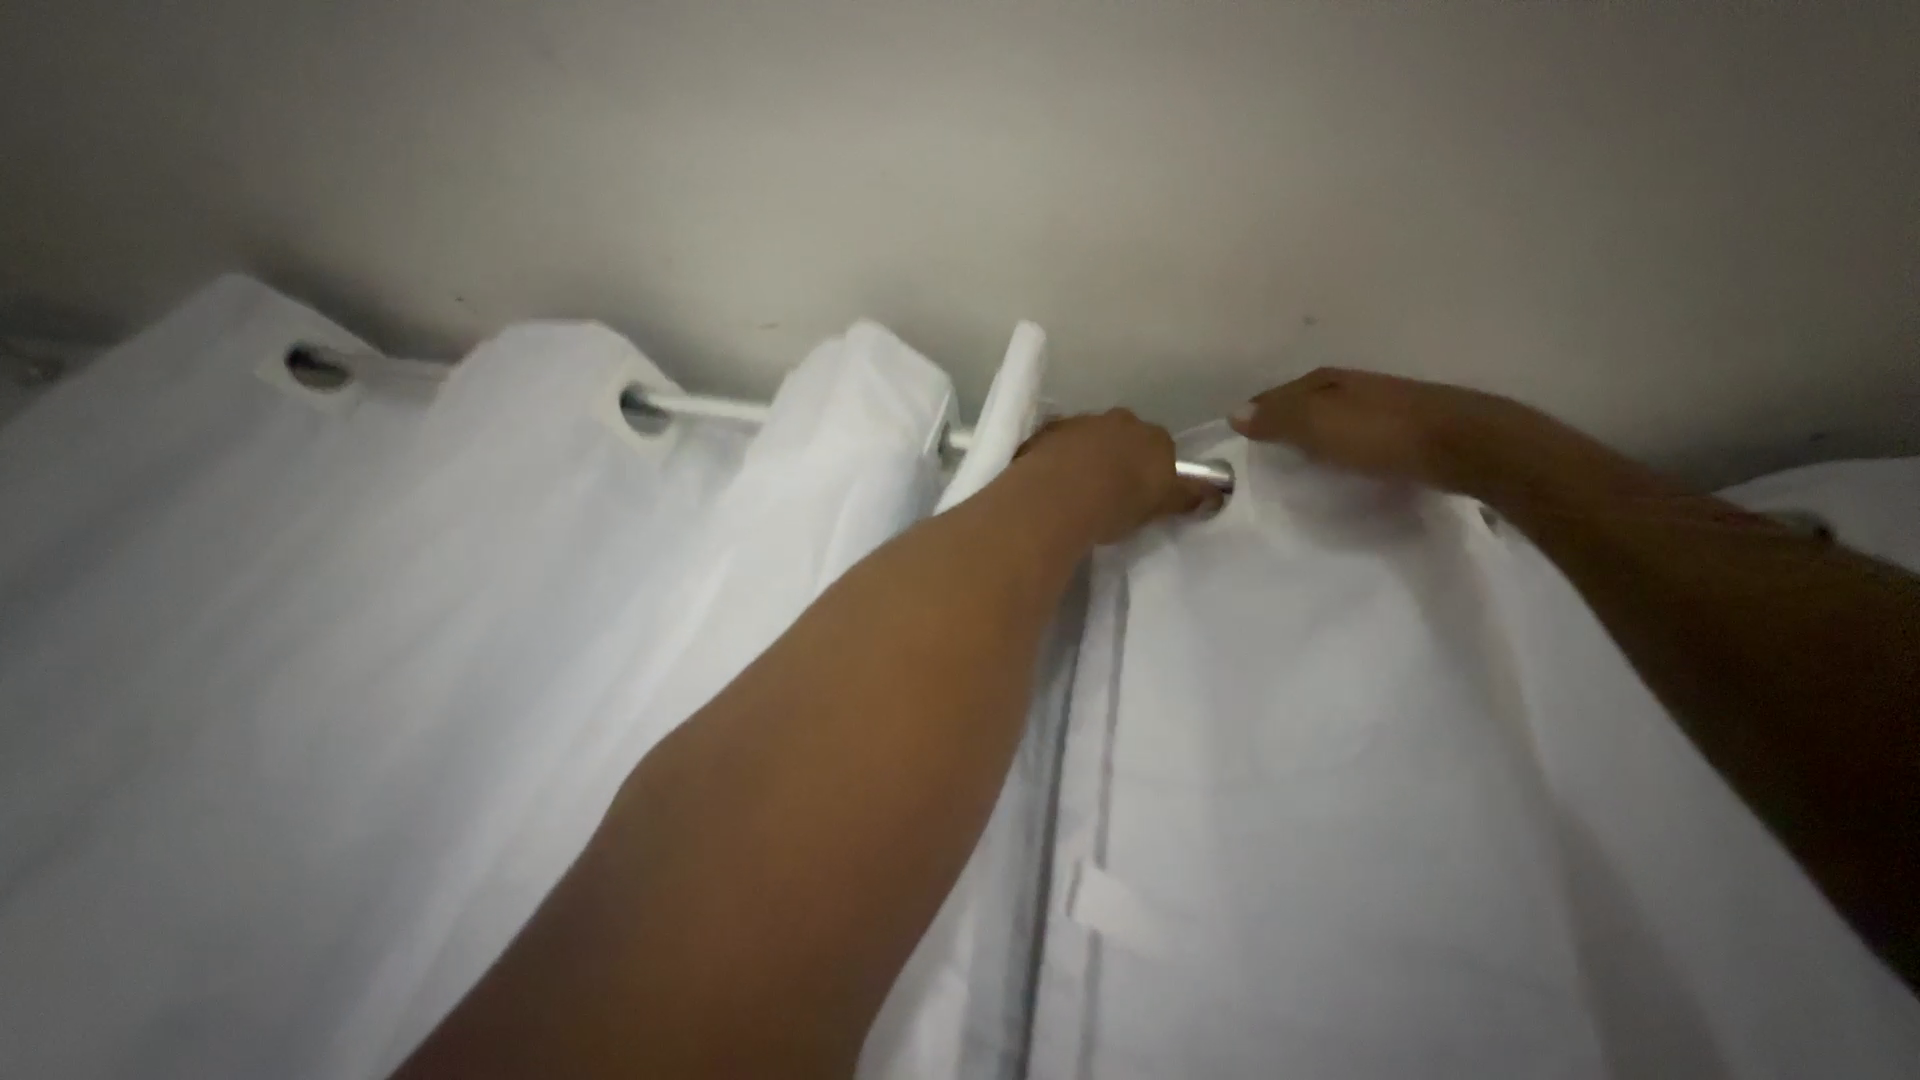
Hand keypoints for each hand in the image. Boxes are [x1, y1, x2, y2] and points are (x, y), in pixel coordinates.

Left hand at [1014, 409, 1221, 544]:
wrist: (1058, 497)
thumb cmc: (1117, 504)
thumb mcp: (1160, 507)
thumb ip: (1187, 497)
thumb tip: (1215, 493)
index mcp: (1154, 437)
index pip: (1162, 449)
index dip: (1152, 470)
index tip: (1142, 492)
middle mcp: (1120, 420)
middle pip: (1125, 437)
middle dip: (1119, 456)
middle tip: (1109, 489)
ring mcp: (1082, 421)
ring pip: (1091, 436)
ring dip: (1087, 454)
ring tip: (1077, 488)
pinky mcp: (1048, 430)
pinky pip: (1059, 442)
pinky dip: (1058, 456)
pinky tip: (1052, 480)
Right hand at [1228, 368, 1532, 492]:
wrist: (1465, 446)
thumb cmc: (1382, 435)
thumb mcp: (1319, 426)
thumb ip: (1278, 420)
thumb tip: (1235, 413)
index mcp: (1327, 381)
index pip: (1279, 393)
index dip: (1259, 411)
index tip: (1240, 436)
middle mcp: (1354, 386)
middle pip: (1307, 402)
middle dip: (1286, 419)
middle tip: (1265, 449)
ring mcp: (1384, 405)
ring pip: (1335, 416)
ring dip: (1316, 432)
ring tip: (1300, 457)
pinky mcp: (1408, 429)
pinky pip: (1359, 433)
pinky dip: (1344, 444)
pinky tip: (1344, 460)